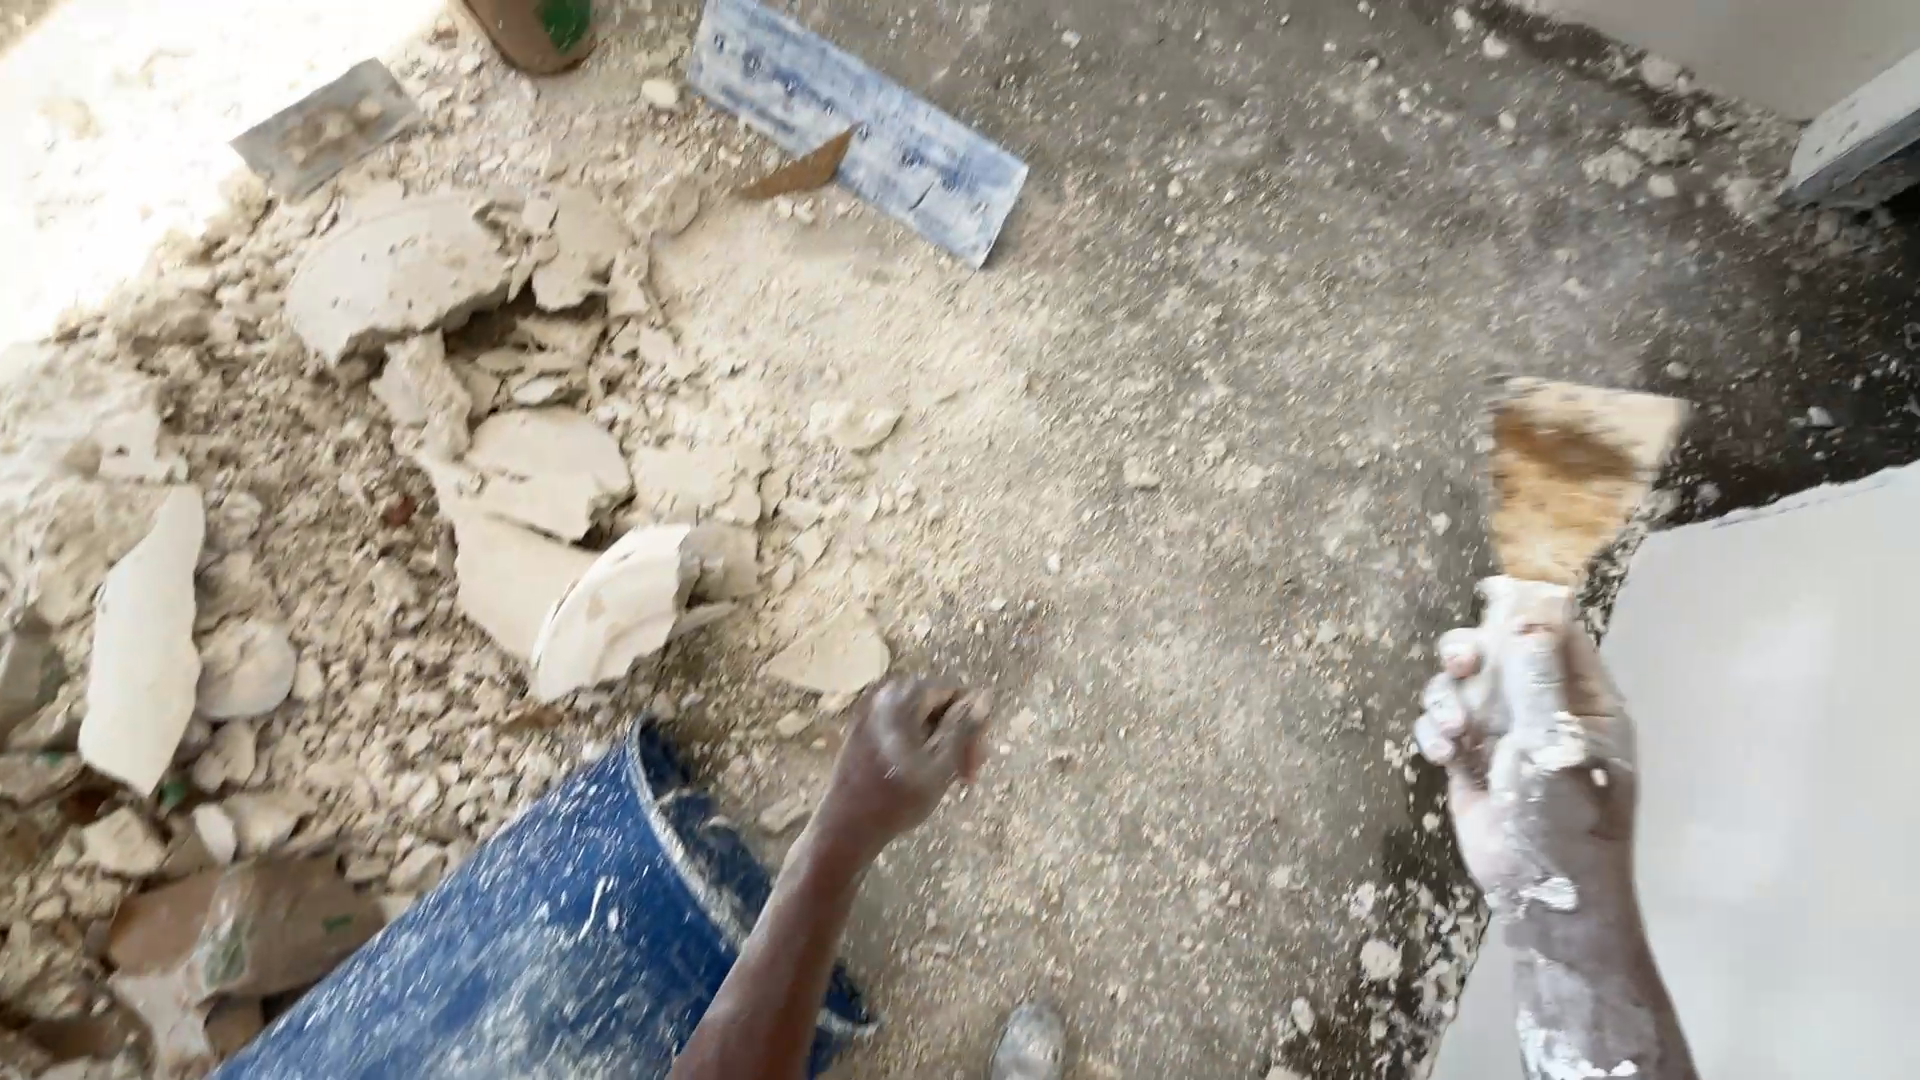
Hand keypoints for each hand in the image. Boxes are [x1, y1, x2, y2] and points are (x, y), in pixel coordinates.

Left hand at [810, 676, 992, 862]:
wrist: (845, 827)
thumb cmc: (897, 798)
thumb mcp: (943, 762)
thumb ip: (966, 726)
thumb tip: (986, 695)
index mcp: (904, 696)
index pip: (956, 693)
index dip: (973, 725)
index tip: (976, 762)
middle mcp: (885, 695)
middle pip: (938, 704)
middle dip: (957, 736)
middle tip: (965, 775)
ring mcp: (870, 712)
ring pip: (921, 719)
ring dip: (939, 744)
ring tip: (944, 779)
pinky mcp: (862, 731)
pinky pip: (902, 729)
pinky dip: (917, 747)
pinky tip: (920, 776)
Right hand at [1413, 577, 1637, 914]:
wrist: (1539, 890)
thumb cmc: (1565, 817)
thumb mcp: (1551, 742)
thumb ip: (1534, 676)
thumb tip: (1525, 613)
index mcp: (1582, 701)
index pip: (1556, 636)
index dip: (1523, 610)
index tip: (1487, 591)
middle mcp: (1539, 708)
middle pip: (1494, 653)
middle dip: (1469, 656)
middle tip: (1460, 664)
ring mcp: (1501, 732)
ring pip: (1457, 686)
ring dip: (1446, 700)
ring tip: (1452, 732)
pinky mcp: (1466, 755)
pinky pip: (1437, 722)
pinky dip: (1433, 733)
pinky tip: (1440, 757)